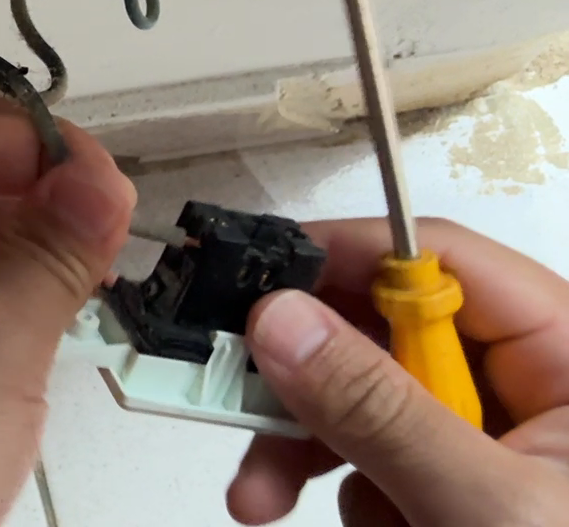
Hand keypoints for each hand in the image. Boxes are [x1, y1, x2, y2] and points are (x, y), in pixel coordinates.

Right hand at [228, 218, 568, 525]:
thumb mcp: (490, 510)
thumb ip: (380, 410)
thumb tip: (271, 311)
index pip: (437, 258)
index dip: (336, 255)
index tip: (243, 283)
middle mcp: (532, 385)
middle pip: (375, 328)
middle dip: (296, 375)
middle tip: (224, 393)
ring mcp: (499, 435)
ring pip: (357, 392)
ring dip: (296, 438)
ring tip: (259, 491)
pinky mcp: (467, 476)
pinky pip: (370, 445)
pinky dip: (333, 476)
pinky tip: (322, 512)